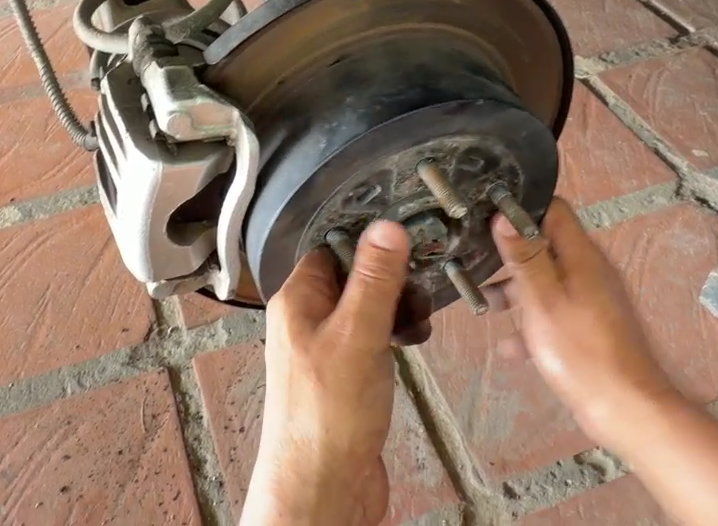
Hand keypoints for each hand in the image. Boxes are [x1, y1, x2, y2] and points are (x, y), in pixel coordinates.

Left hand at [243, 220, 410, 525]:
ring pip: (362, 308)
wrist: (323, 489)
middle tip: (420, 280)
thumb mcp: (358, 335)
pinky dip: (391, 334)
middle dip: (387, 275)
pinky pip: (369, 338)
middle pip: (349, 276)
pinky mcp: (344, 376)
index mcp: (297, 299)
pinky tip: (409, 341)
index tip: (403, 235)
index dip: (364, 239)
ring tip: (418, 315)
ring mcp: (324, 348)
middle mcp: (306, 319)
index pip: (330, 247)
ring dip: (392, 305)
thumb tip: (387, 228)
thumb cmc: (328, 415)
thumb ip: (374, 280)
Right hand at [489, 199, 684, 446]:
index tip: (486, 214)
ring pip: (546, 279)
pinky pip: (553, 310)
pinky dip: (531, 320)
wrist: (627, 411)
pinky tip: (508, 344)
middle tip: (475, 259)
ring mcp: (590, 299)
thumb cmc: (580, 350)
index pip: (552, 209)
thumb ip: (524, 256)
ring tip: (484, 302)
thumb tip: (504, 214)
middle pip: (545, 244)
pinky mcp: (589, 327)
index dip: (520, 205)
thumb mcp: (542, 300)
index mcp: (581, 255)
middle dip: (510, 252)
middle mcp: (588, 270)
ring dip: (516, 288)